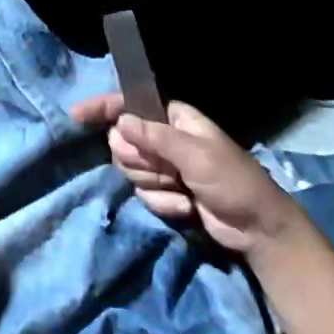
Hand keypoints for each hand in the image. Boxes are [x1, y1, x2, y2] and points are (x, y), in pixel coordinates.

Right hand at [70, 94, 300, 255]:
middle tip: (168, 171)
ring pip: (131, 171)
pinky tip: (187, 208)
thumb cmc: (234, 181)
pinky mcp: (165, 193)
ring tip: (183, 191)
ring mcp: (164, 167)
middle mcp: (165, 138)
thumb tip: (120, 122)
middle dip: (141, 162)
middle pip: (124, 142)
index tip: (77, 115)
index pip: (131, 105)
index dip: (104, 108)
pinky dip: (164, 204)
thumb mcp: (197, 156)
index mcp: (175, 118)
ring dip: (155, 186)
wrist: (256, 228)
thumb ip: (157, 138)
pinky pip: (144, 194)